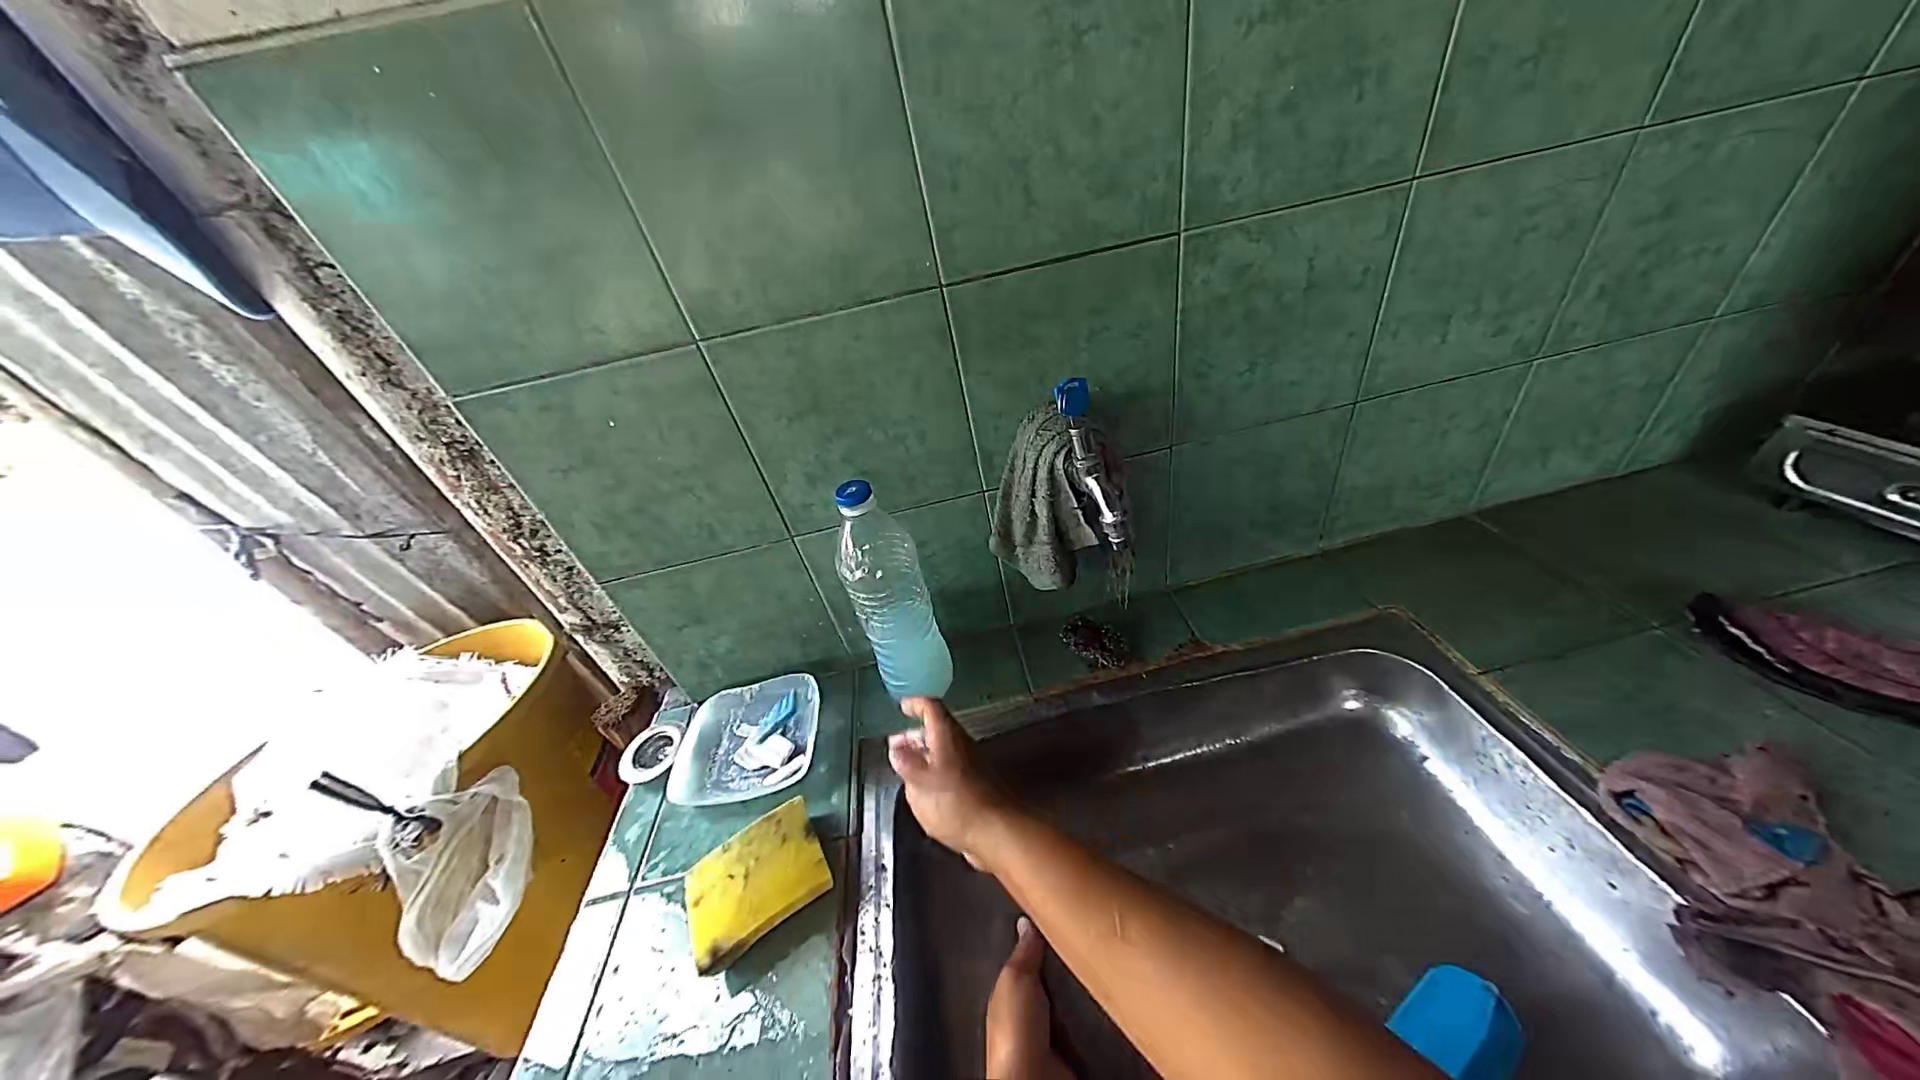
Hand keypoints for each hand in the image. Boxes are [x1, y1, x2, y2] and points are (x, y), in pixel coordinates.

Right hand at [888, 697, 1015, 871]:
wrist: (997, 831)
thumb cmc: (955, 803)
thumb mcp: (920, 783)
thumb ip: (906, 763)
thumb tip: (897, 746)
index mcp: (946, 736)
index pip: (931, 707)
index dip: (916, 703)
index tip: (903, 706)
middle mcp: (961, 743)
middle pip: (938, 727)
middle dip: (916, 733)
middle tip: (897, 743)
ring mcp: (971, 763)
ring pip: (945, 748)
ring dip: (925, 752)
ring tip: (906, 765)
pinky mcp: (976, 783)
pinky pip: (950, 765)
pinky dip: (935, 769)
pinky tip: (926, 787)